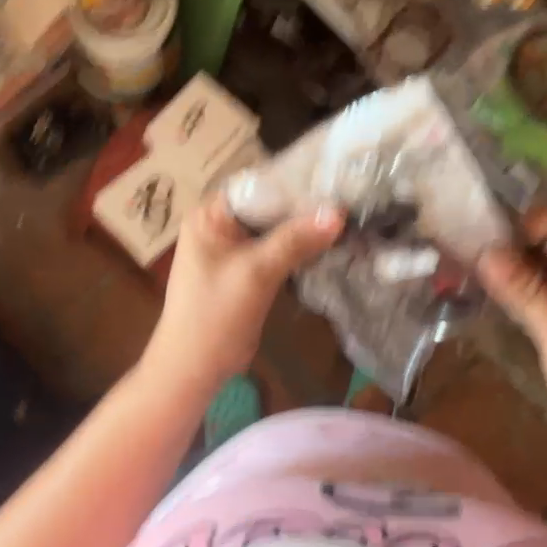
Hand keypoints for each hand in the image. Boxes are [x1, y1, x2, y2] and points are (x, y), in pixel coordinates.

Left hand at [142, 195, 343, 386]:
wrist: (194, 367)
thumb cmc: (214, 316)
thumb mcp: (255, 273)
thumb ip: (294, 240)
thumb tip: (338, 212)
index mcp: (209, 215)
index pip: (257, 184)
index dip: (296, 182)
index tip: (338, 179)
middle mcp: (219, 224)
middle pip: (269, 205)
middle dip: (305, 206)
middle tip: (352, 199)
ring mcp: (233, 248)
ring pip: (276, 228)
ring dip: (306, 228)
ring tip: (350, 218)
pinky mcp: (247, 270)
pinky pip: (277, 250)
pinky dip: (300, 249)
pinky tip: (332, 245)